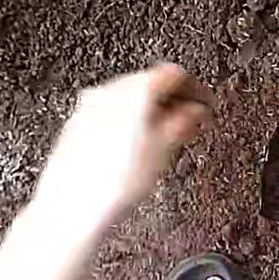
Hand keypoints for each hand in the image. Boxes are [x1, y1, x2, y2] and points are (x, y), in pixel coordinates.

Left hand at [33, 64, 211, 227]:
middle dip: (173, 101)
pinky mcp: (78, 124)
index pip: (174, 75)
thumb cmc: (115, 180)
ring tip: (167, 136)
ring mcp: (90, 107)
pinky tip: (138, 145)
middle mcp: (109, 91)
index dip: (195, 89)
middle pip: (150, 83)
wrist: (74, 205)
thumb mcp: (164, 149)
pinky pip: (111, 113)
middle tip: (191, 120)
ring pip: (130, 98)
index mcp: (135, 90)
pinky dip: (130, 121)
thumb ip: (184, 122)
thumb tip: (195, 111)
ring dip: (152, 111)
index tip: (204, 104)